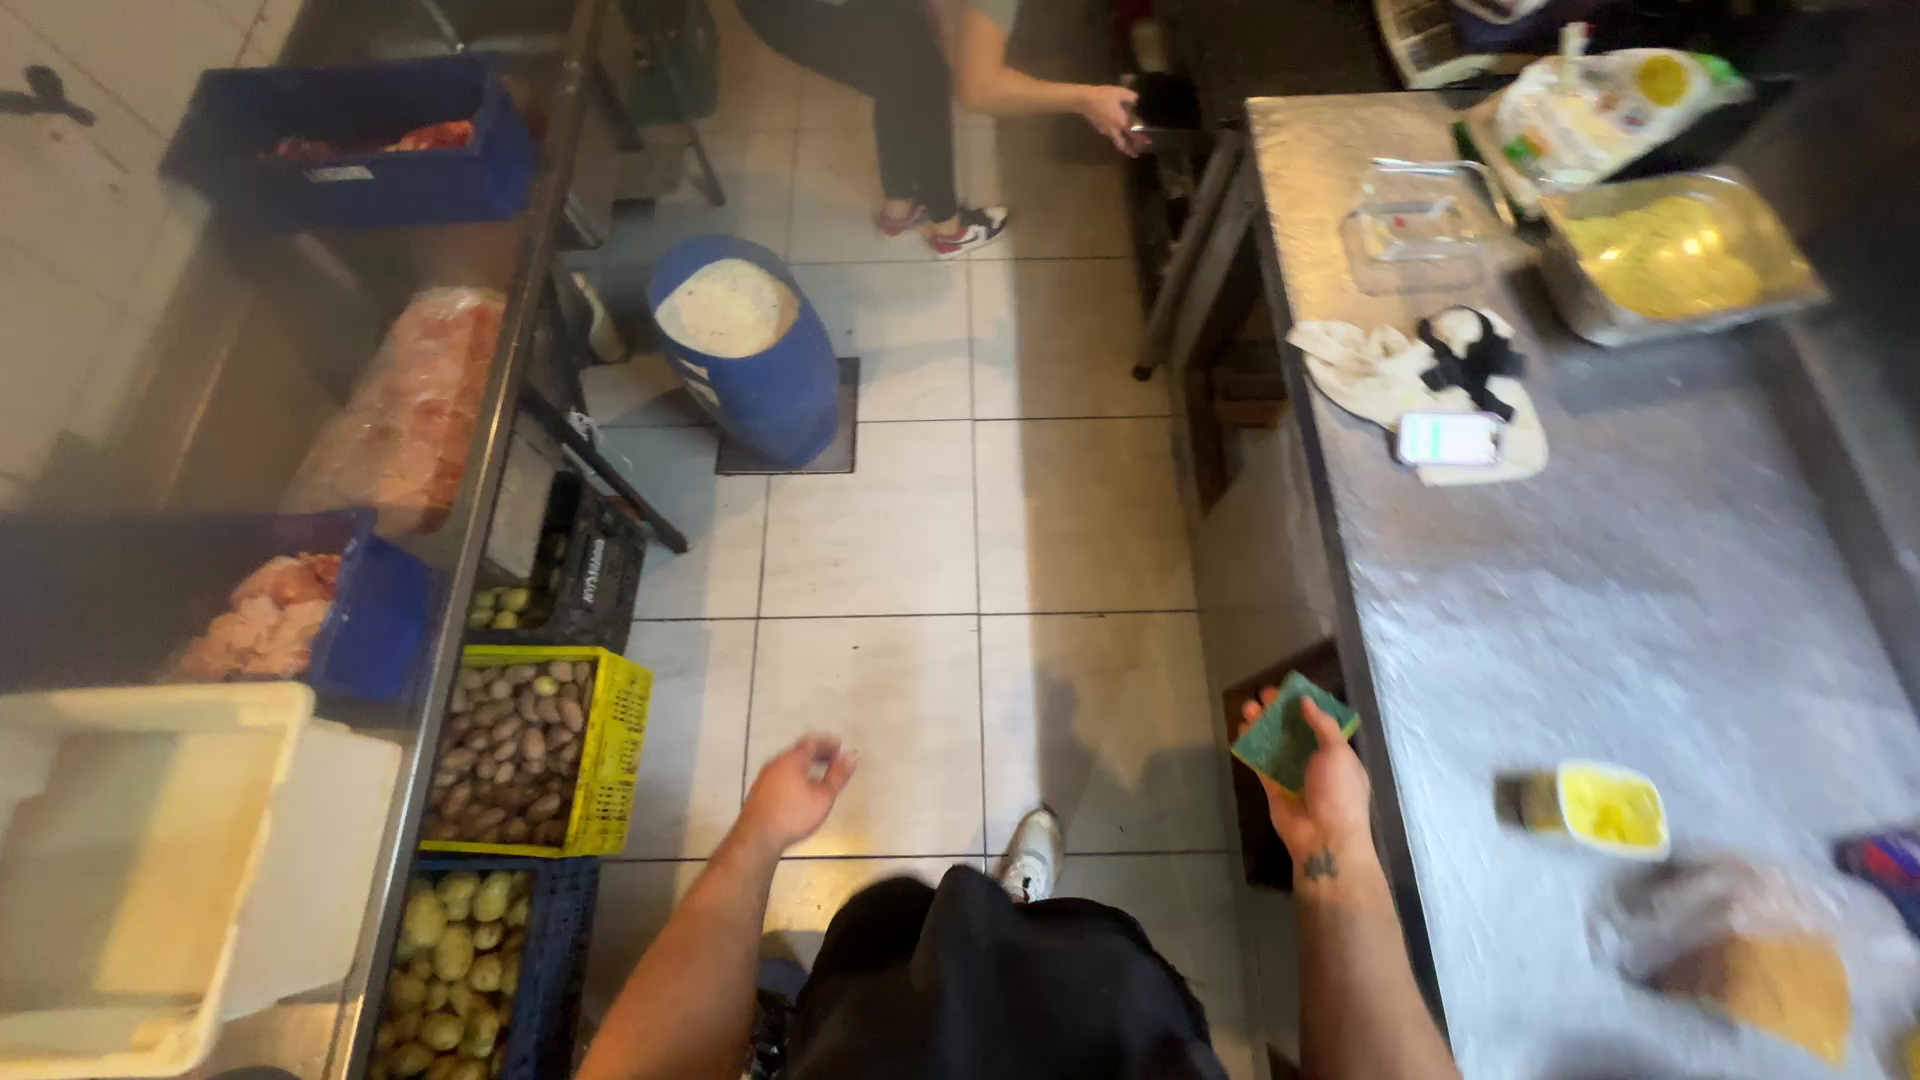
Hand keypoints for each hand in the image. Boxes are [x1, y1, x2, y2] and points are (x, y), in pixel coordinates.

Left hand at [735, 734, 857, 853]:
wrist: (756, 838)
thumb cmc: (794, 815)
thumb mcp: (823, 797)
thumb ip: (838, 775)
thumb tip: (851, 755)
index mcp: (793, 759)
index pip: (812, 742)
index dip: (827, 743)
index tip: (839, 748)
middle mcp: (776, 762)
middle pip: (799, 751)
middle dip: (817, 753)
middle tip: (831, 760)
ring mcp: (764, 776)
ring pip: (788, 763)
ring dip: (804, 764)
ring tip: (817, 776)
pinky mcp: (758, 791)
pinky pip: (780, 774)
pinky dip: (793, 774)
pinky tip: (798, 791)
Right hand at [1078, 84, 1145, 156]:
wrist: (1085, 100)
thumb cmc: (1103, 96)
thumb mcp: (1120, 92)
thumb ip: (1131, 97)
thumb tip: (1138, 99)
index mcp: (1121, 122)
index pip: (1134, 133)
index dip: (1141, 138)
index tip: (1148, 142)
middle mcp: (1114, 130)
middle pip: (1123, 145)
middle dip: (1130, 150)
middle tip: (1136, 154)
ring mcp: (1106, 131)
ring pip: (1117, 142)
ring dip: (1123, 146)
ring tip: (1128, 146)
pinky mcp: (1100, 129)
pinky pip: (1111, 137)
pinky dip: (1117, 138)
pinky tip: (1118, 134)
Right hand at [1239, 692, 1373, 878]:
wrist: (1323, 836)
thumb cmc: (1338, 792)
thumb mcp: (1338, 753)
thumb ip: (1322, 725)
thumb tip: (1306, 701)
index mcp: (1335, 754)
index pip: (1318, 723)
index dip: (1303, 705)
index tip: (1286, 690)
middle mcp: (1314, 761)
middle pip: (1292, 730)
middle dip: (1277, 712)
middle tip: (1262, 696)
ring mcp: (1291, 774)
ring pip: (1273, 743)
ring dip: (1261, 725)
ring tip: (1248, 708)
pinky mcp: (1272, 785)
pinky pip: (1259, 761)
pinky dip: (1250, 746)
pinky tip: (1241, 730)